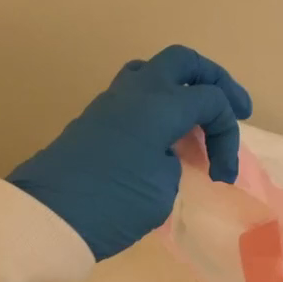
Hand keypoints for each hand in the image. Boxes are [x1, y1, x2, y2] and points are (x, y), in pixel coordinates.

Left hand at [9, 45, 252, 259]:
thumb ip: (179, 156)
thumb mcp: (164, 185)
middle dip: (215, 81)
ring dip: (183, 89)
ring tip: (197, 119)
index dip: (228, 134)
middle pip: (184, 62)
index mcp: (159, 104)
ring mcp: (111, 102)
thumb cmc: (114, 204)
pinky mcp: (96, 119)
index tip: (222, 174)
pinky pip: (136, 94)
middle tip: (235, 109)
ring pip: (155, 72)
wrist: (47, 219)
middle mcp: (136, 92)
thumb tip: (173, 150)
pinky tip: (167, 135)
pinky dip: (160, 105)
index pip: (212, 100)